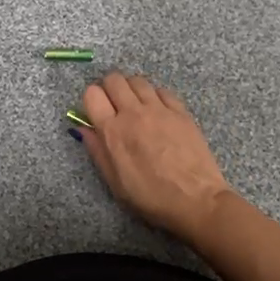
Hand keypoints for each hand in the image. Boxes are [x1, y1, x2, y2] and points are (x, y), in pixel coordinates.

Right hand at [79, 73, 233, 240]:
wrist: (196, 200)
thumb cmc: (152, 198)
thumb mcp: (116, 183)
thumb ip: (97, 151)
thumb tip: (83, 129)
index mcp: (113, 131)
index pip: (92, 94)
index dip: (92, 100)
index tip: (97, 112)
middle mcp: (133, 113)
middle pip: (114, 79)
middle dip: (110, 89)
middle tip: (115, 106)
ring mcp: (159, 109)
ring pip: (137, 80)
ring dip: (132, 90)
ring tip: (137, 107)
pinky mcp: (180, 110)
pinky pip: (161, 90)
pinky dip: (155, 97)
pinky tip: (159, 112)